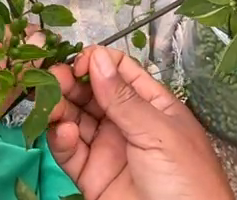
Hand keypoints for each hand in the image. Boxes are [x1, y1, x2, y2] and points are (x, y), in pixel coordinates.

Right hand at [47, 45, 233, 199]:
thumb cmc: (187, 179)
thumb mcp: (159, 133)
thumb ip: (124, 98)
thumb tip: (97, 57)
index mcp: (150, 104)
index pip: (119, 71)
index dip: (97, 62)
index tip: (77, 62)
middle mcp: (126, 123)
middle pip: (93, 92)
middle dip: (71, 81)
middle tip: (52, 77)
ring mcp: (108, 150)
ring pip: (77, 119)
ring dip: (61, 107)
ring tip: (49, 102)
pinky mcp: (93, 178)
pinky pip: (71, 153)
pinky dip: (61, 139)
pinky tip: (62, 131)